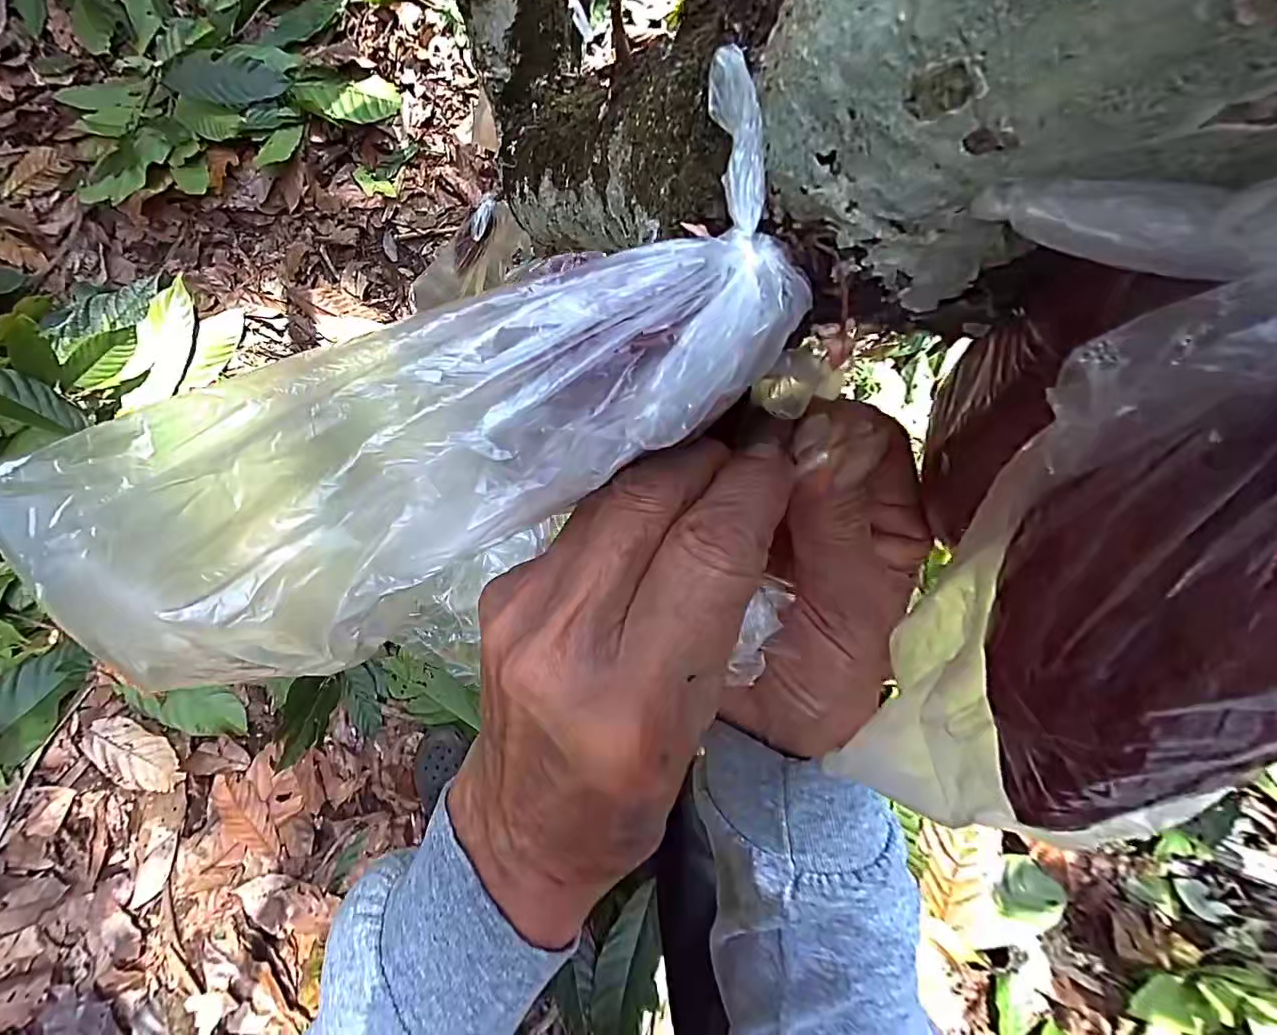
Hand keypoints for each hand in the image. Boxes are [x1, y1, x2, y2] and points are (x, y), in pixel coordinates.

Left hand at [449, 436, 793, 947]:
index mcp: (632, 702)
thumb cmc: (623, 802)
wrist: (519, 823)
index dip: (749, 495)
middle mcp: (564, 646)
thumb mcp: (695, 734)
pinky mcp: (498, 593)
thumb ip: (718, 624)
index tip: (778, 464)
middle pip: (648, 510)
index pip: (705, 557)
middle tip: (745, 453)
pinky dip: (625, 501)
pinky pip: (577, 524)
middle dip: (707, 466)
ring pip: (609, 504)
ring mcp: (519, 611)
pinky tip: (652, 502)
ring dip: (666, 472)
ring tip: (706, 464)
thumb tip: (745, 518)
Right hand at [720, 401, 931, 758]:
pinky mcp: (725, 514)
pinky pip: (719, 474)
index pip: (869, 437)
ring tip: (708, 457)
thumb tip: (814, 443)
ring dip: (737, 444)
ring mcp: (774, 502)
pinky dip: (708, 467)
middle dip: (776, 428)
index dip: (833, 425)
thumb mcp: (849, 613)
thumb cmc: (821, 681)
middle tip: (736, 444)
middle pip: (809, 429)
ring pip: (760, 447)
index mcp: (886, 518)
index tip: (788, 440)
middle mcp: (832, 498)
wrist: (758, 725)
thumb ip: (837, 530)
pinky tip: (691, 475)